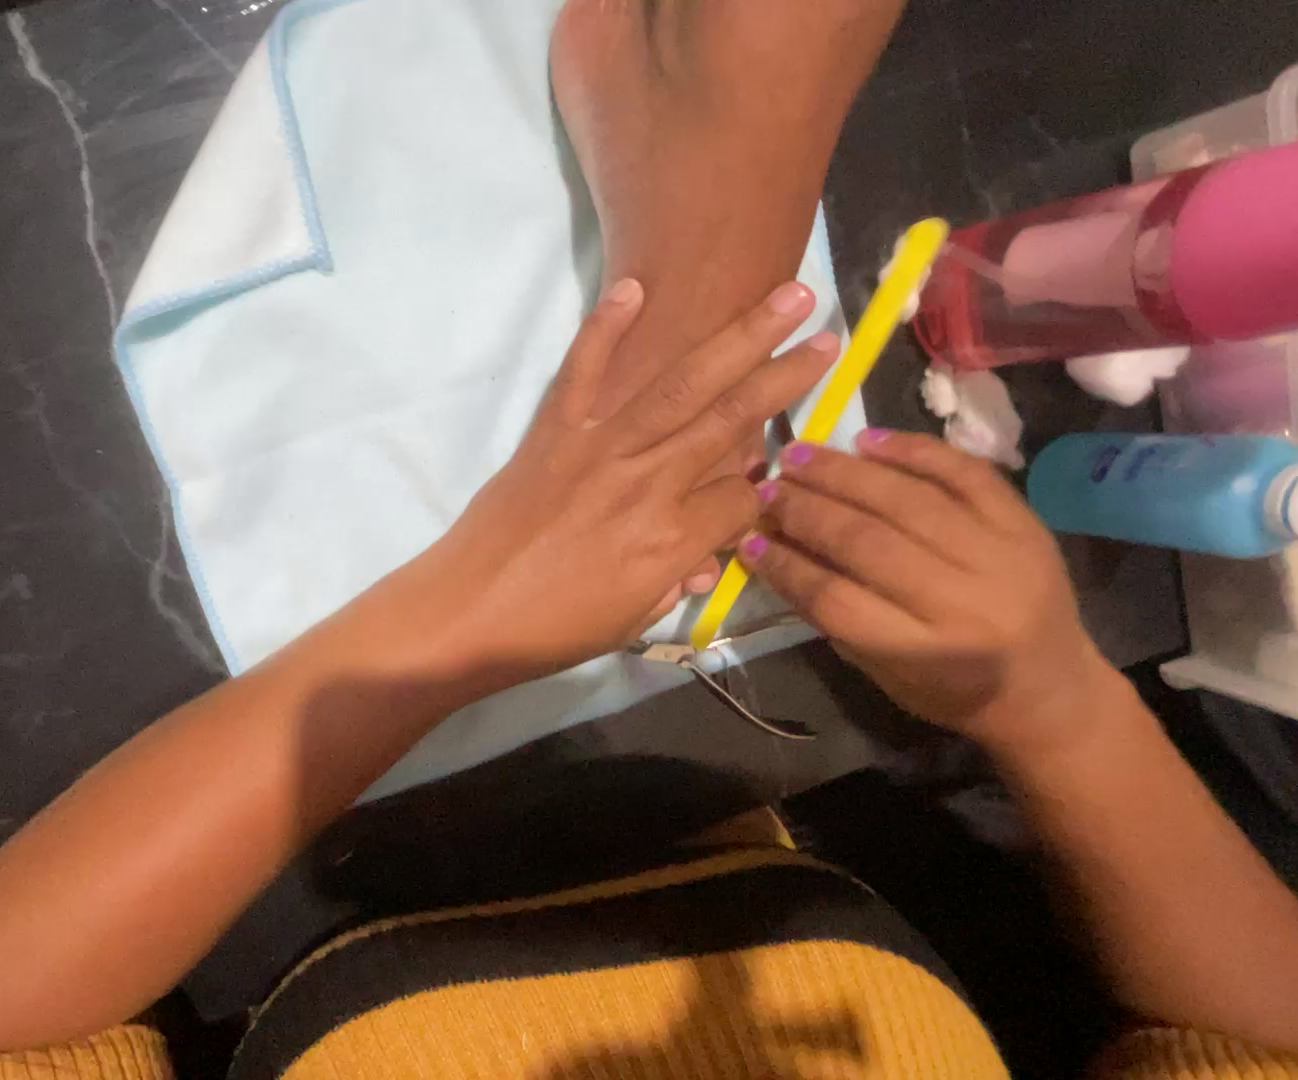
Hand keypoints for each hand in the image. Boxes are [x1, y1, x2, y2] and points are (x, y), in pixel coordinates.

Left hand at [396, 277, 836, 684]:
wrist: (467, 612)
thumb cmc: (551, 630)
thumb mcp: (632, 618)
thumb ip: (675, 576)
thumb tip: (701, 554)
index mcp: (673, 540)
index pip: (744, 497)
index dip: (762, 489)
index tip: (766, 480)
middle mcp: (648, 483)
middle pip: (732, 420)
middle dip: (787, 376)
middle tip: (830, 334)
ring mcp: (598, 448)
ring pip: (680, 385)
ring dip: (738, 337)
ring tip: (786, 296)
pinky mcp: (552, 432)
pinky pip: (582, 372)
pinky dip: (605, 328)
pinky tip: (635, 287)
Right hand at [741, 430, 1118, 755]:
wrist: (1050, 690)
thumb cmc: (948, 688)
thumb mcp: (878, 667)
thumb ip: (829, 609)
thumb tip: (773, 547)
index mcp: (922, 651)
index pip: (834, 598)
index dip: (784, 565)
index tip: (747, 538)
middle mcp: (965, 602)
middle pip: (867, 542)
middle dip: (805, 511)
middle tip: (765, 489)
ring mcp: (1001, 558)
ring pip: (908, 500)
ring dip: (844, 473)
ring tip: (797, 456)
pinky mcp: (1025, 525)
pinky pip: (966, 474)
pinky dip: (914, 451)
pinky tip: (867, 440)